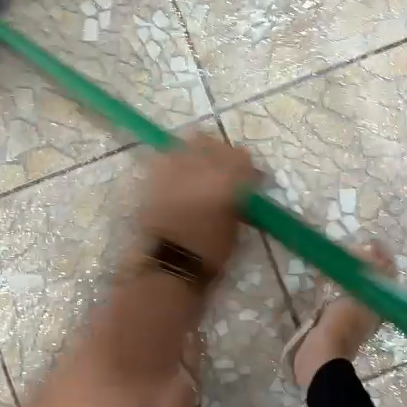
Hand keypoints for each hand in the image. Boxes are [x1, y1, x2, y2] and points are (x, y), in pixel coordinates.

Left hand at [136, 134, 257, 277]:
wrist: (166, 264)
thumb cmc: (207, 253)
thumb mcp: (234, 227)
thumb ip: (238, 200)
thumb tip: (240, 188)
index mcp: (224, 181)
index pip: (241, 158)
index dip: (249, 168)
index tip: (252, 178)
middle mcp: (199, 167)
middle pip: (214, 143)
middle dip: (223, 153)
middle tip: (227, 168)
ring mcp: (174, 167)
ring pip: (190, 142)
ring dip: (200, 150)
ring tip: (202, 166)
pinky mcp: (155, 174)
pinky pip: (169, 154)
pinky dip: (178, 158)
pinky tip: (181, 171)